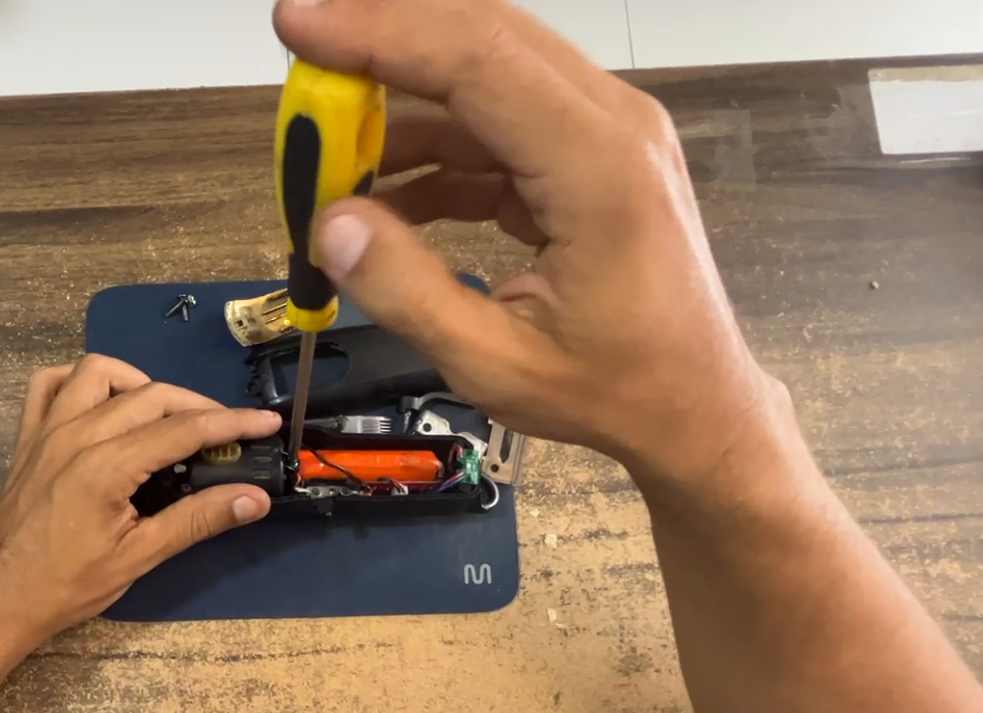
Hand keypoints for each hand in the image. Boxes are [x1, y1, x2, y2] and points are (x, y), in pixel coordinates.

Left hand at [0, 355, 282, 646]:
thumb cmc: (65, 586)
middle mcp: (76, 434)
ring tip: (163, 415)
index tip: (266, 423)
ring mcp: (46, 431)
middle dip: (198, 406)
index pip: (183, 429)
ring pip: (98, 373)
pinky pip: (50, 385)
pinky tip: (101, 404)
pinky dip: (80, 382)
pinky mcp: (27, 438)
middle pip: (151, 395)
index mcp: (107, 466)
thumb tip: (255, 499)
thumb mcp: (138, 557)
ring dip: (140, 383)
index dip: (232, 423)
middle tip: (226, 432)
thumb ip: (197, 520)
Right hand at [273, 0, 793, 494]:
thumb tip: (329, 224)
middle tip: (301, 69)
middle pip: (482, 44)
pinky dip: (432, 161)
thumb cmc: (603, 390)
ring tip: (329, 161)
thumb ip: (407, 292)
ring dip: (401, 113)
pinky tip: (383, 203)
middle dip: (381, 49)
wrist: (687, 404)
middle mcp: (609, 125)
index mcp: (597, 165)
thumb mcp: (491, 362)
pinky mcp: (583, 164)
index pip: (476, 59)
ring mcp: (601, 139)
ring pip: (485, 86)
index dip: (378, 34)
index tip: (295, 25)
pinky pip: (494, 136)